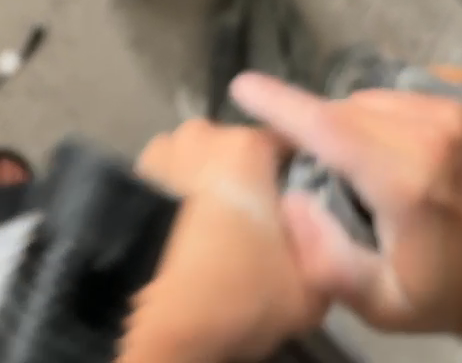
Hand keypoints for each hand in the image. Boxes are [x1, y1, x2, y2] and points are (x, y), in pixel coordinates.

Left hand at [124, 119, 329, 361]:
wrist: (158, 327)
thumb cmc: (239, 296)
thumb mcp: (312, 288)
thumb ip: (328, 246)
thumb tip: (319, 226)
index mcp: (247, 146)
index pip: (287, 144)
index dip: (297, 175)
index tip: (299, 204)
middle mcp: (202, 134)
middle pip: (239, 151)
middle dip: (249, 179)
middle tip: (255, 225)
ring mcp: (161, 151)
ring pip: (201, 161)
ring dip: (210, 185)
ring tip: (216, 231)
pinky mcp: (133, 177)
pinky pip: (170, 178)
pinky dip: (179, 197)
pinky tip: (185, 232)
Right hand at [232, 73, 461, 339]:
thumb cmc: (433, 291)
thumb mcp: (376, 302)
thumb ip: (327, 260)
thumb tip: (292, 200)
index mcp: (408, 183)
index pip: (330, 129)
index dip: (282, 104)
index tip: (242, 87)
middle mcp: (428, 137)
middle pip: (337, 112)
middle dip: (307, 127)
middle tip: (305, 168)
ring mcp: (444, 117)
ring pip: (357, 103)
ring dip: (338, 126)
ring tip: (347, 168)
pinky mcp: (450, 107)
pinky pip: (380, 100)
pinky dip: (364, 119)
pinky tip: (374, 151)